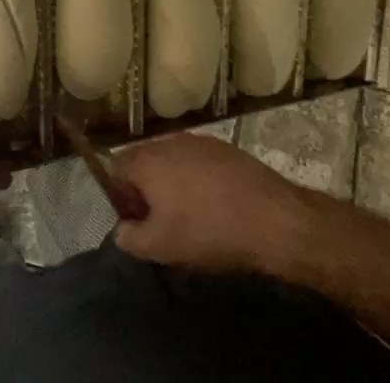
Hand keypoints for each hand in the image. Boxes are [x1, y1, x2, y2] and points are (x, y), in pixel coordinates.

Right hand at [111, 133, 322, 277]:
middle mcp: (169, 141)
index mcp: (146, 160)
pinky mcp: (227, 149)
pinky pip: (200, 164)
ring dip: (174, 185)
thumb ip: (129, 238)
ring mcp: (201, 142)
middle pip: (144, 163)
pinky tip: (217, 206)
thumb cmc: (208, 231)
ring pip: (174, 162)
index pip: (114, 169)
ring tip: (192, 217)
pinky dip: (200, 182)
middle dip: (147, 191)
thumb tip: (121, 230)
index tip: (138, 222)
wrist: (275, 220)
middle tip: (163, 223)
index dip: (120, 197)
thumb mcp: (160, 247)